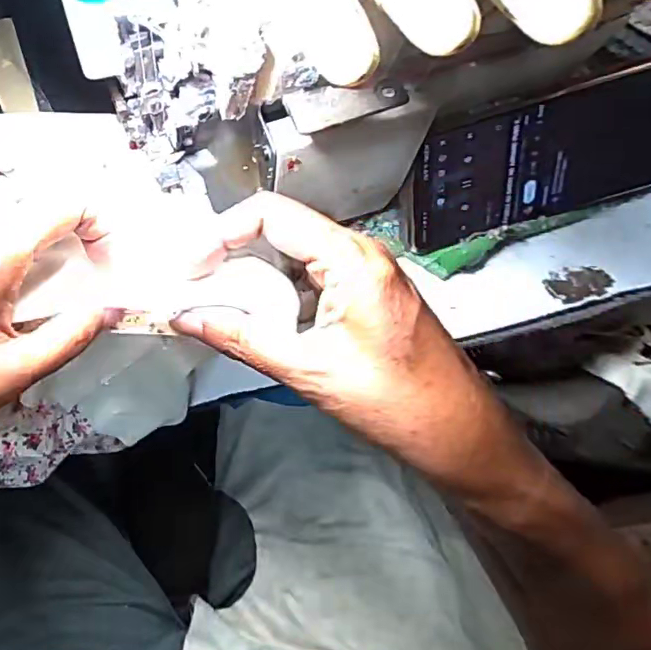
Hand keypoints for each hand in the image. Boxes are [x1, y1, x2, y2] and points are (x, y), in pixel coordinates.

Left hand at [0, 178, 116, 540]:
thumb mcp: (8, 376)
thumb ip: (69, 334)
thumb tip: (111, 308)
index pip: (63, 199)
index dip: (95, 219)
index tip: (98, 254)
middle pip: (21, 191)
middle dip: (52, 217)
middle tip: (58, 264)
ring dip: (7, 225)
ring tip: (5, 278)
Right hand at [170, 192, 553, 510]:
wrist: (461, 436)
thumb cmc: (405, 405)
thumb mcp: (308, 370)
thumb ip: (240, 338)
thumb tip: (189, 318)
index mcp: (352, 260)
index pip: (269, 214)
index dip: (219, 233)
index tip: (193, 266)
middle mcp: (359, 254)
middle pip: (275, 227)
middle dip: (227, 252)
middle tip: (195, 283)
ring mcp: (362, 271)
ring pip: (287, 251)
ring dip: (248, 272)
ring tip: (216, 300)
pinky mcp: (360, 291)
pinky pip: (304, 273)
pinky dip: (271, 288)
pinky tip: (252, 313)